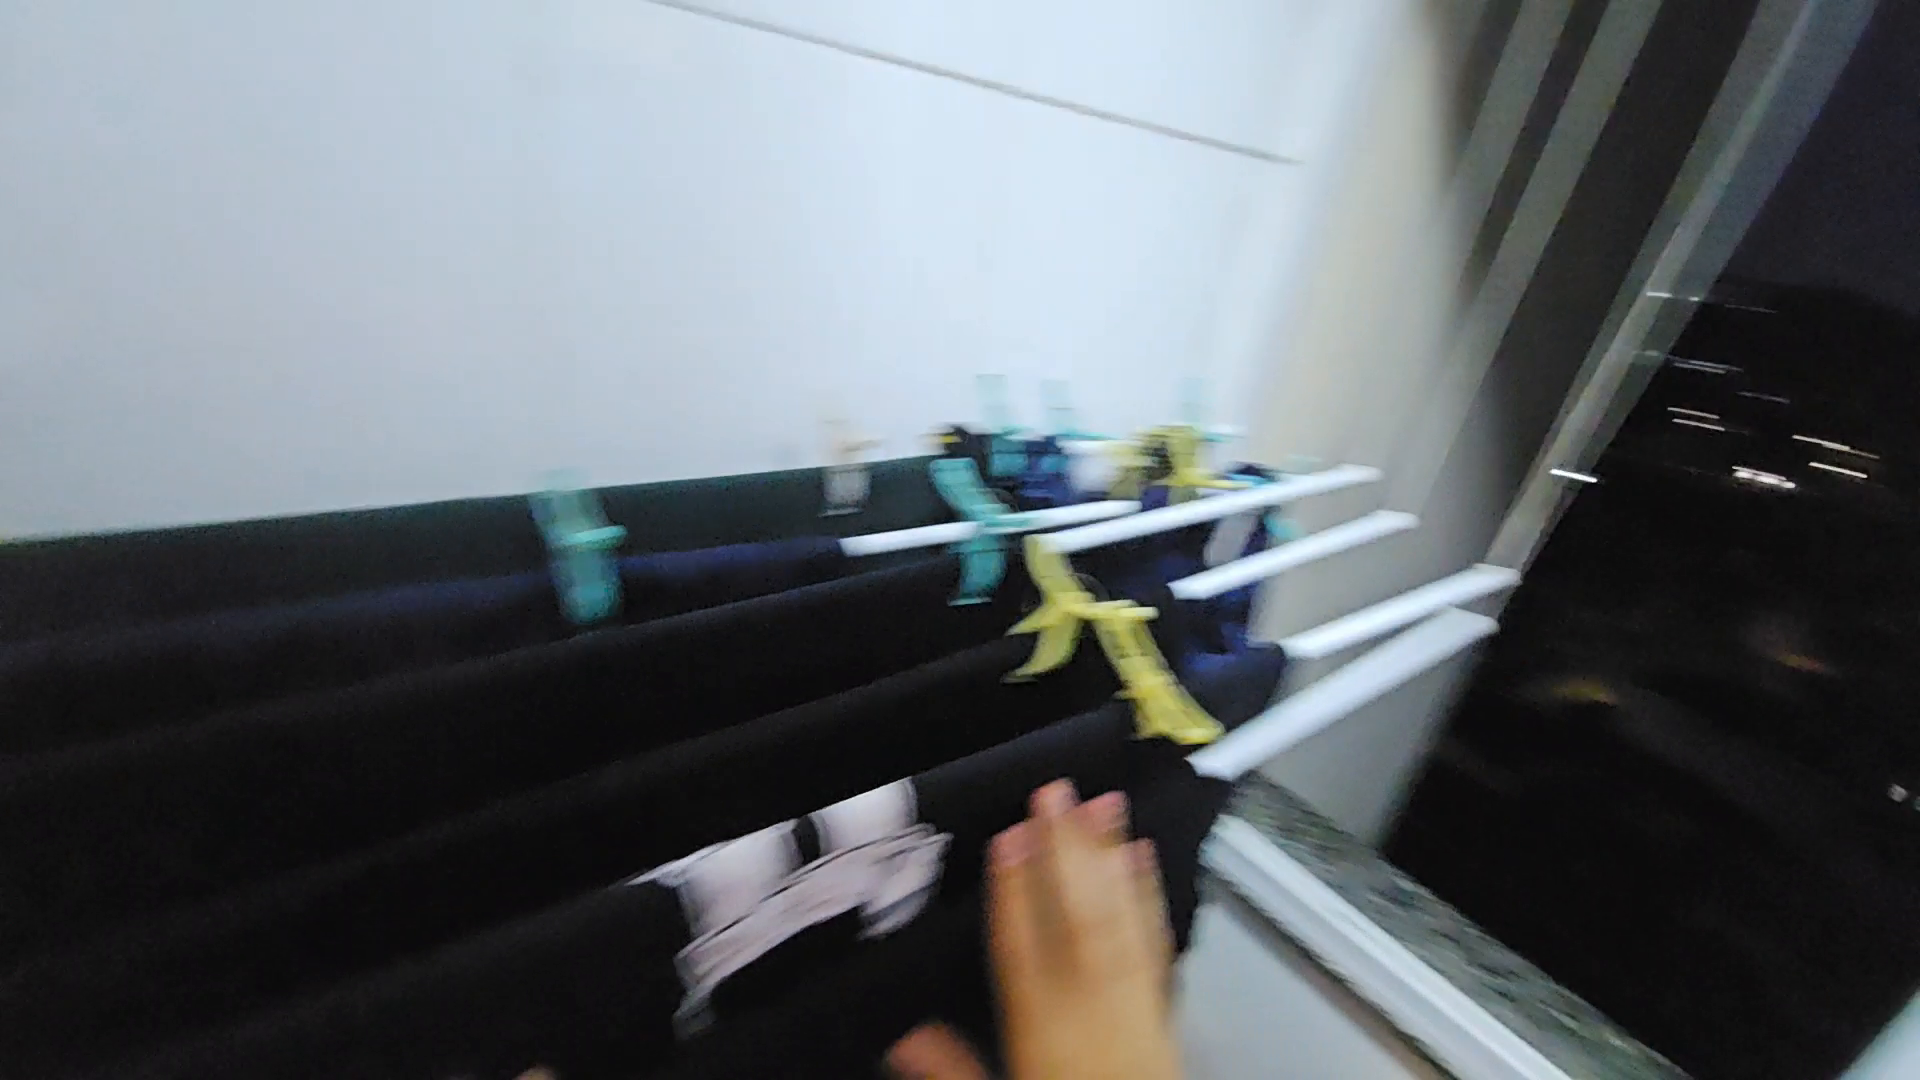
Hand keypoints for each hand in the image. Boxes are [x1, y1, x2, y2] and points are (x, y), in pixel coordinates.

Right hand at [888, 781, 1181, 1079]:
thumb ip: (951, 1064)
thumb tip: (905, 1038)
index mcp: (1039, 1028)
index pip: (1019, 947)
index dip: (1011, 888)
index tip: (1007, 836)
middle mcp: (1086, 1006)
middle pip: (1074, 916)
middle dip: (1063, 848)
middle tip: (1055, 796)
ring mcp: (1129, 1001)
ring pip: (1115, 918)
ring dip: (1107, 854)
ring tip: (1102, 804)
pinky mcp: (1160, 1002)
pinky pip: (1154, 940)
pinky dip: (1147, 892)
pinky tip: (1142, 853)